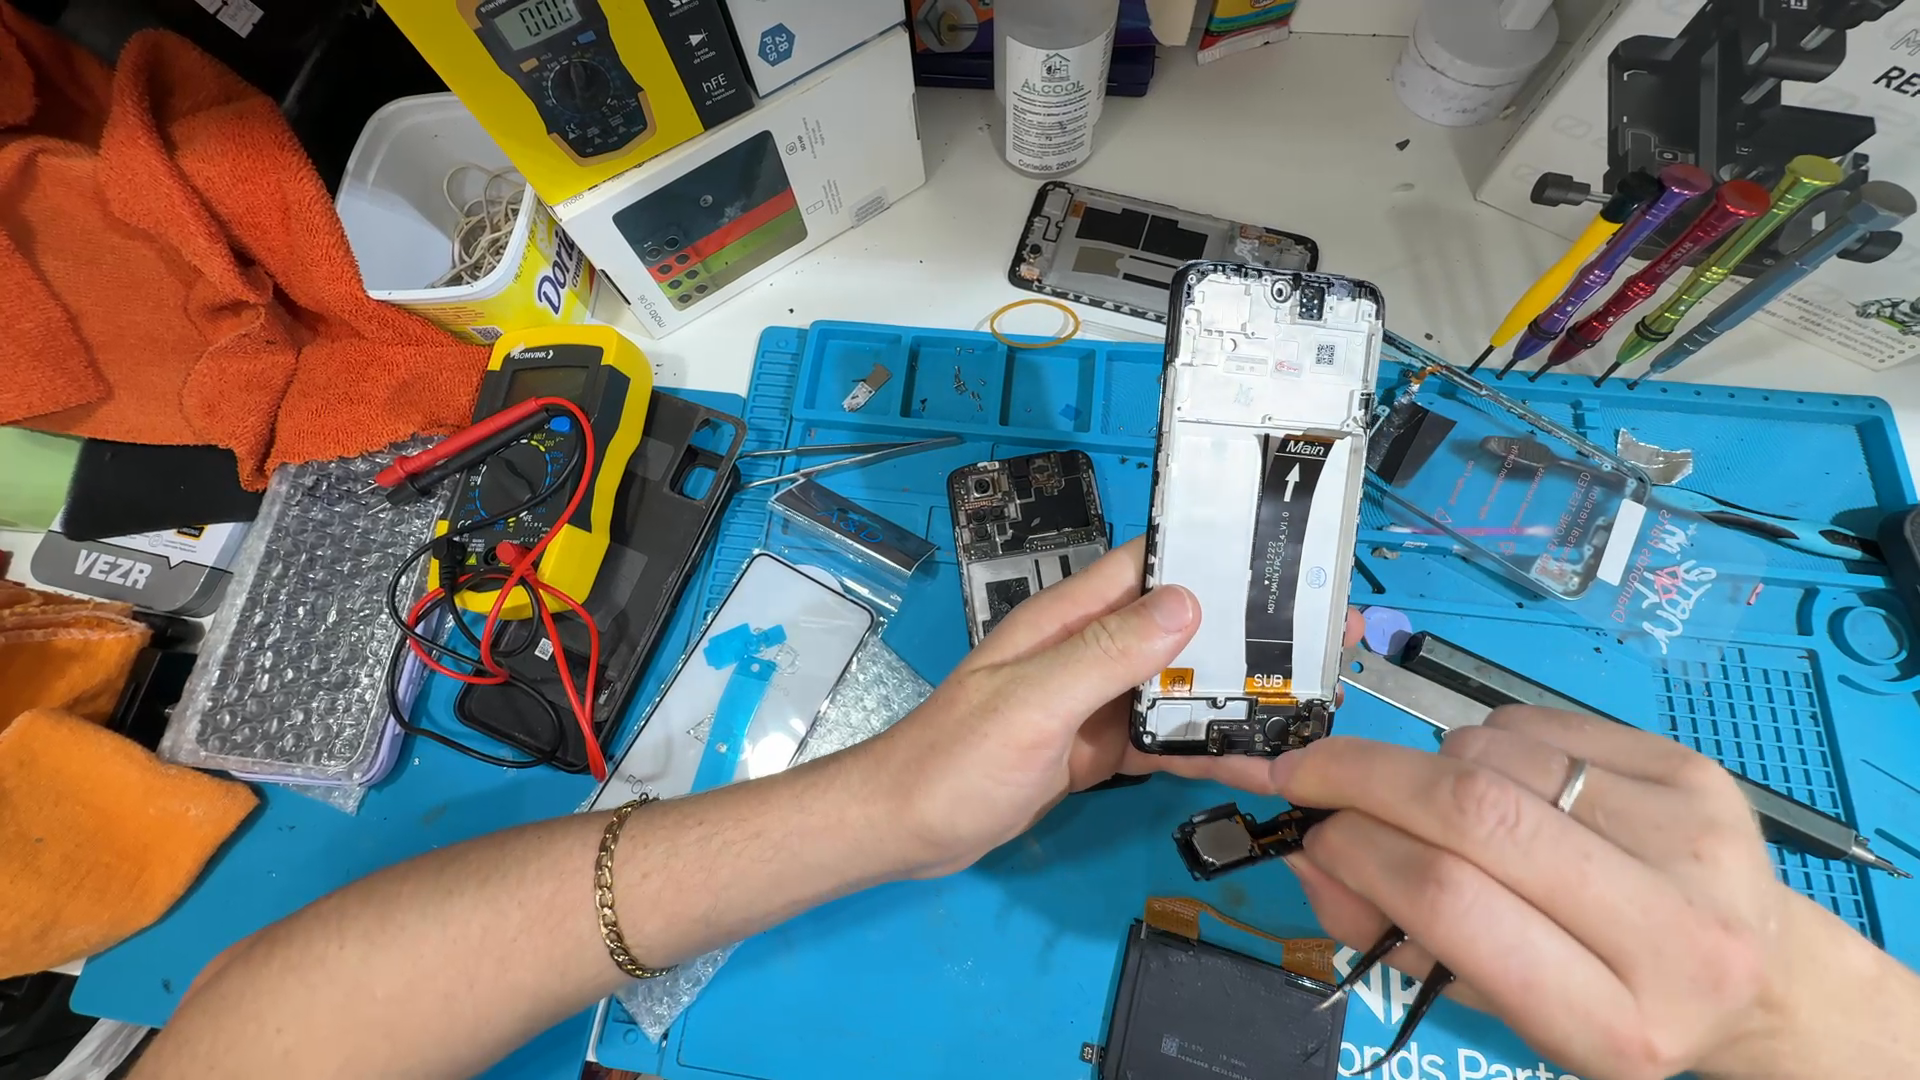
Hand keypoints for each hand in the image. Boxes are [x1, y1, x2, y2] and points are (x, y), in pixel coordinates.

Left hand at [863, 538, 1360, 877]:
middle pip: (1169, 628)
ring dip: (1222, 693)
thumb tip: (1186, 602)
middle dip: (1233, 633)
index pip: (1141, 568)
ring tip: (1300, 703)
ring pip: (1168, 686)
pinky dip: (1194, 746)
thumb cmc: (958, 759)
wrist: (908, 830)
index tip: (1275, 560)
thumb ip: (1105, 654)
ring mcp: (1090, 703)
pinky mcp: (1092, 748)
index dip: (1202, 556)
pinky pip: (1153, 739)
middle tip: (1315, 644)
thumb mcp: (1033, 702)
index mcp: (1065, 621)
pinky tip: (1246, 759)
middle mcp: (1084, 653)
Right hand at [1259, 706, 1913, 1079]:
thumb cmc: (1589, 988)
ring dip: (1424, 764)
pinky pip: (1524, 722)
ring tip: (1440, 800)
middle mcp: (1673, 929)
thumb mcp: (1478, 991)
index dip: (1354, 846)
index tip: (1306, 826)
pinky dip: (1478, 741)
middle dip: (1357, 772)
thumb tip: (1306, 847)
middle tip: (1303, 770)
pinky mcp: (1692, 770)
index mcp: (1613, 1018)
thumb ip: (1375, 924)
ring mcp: (1692, 837)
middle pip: (1468, 808)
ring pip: (1485, 753)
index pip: (1447, 897)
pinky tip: (1507, 782)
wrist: (1751, 970)